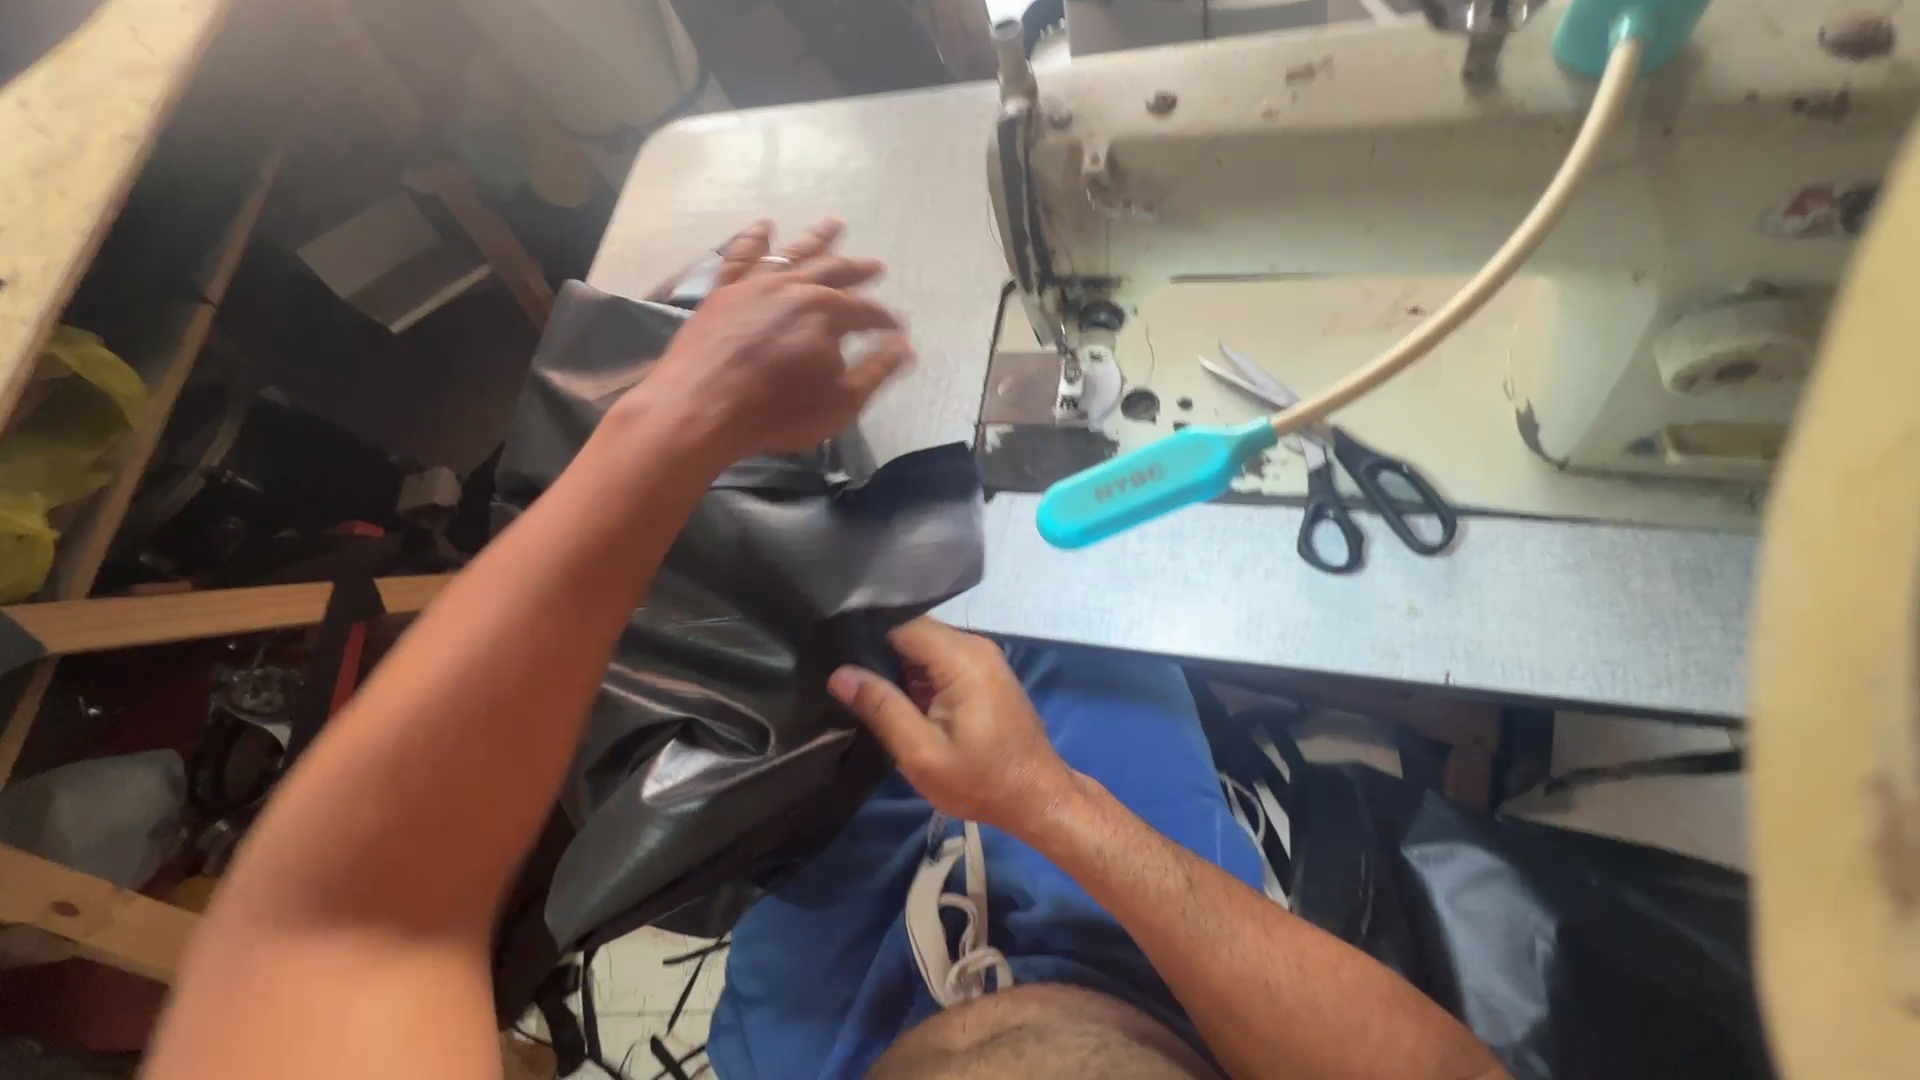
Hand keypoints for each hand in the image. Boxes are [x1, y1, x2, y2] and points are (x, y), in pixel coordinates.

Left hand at [633, 219, 912, 458]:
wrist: (702, 409)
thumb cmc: (779, 412)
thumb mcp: (842, 401)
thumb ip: (877, 370)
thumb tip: (906, 348)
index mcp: (828, 313)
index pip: (868, 312)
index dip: (886, 321)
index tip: (898, 329)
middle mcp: (795, 288)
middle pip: (835, 271)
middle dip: (859, 270)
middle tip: (877, 265)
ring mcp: (755, 285)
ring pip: (793, 253)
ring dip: (817, 239)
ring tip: (834, 224)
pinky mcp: (722, 292)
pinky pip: (740, 256)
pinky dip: (754, 240)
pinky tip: (763, 228)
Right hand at [827, 618, 1081, 835]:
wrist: (1036, 798)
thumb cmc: (980, 779)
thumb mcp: (921, 751)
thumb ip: (881, 707)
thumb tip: (840, 673)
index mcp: (962, 657)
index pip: (902, 624)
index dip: (867, 637)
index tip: (836, 655)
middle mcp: (976, 645)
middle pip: (915, 633)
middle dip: (881, 654)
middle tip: (847, 680)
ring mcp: (984, 658)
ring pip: (927, 648)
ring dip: (900, 669)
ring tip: (865, 692)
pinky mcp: (985, 674)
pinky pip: (943, 661)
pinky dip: (920, 677)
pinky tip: (900, 702)